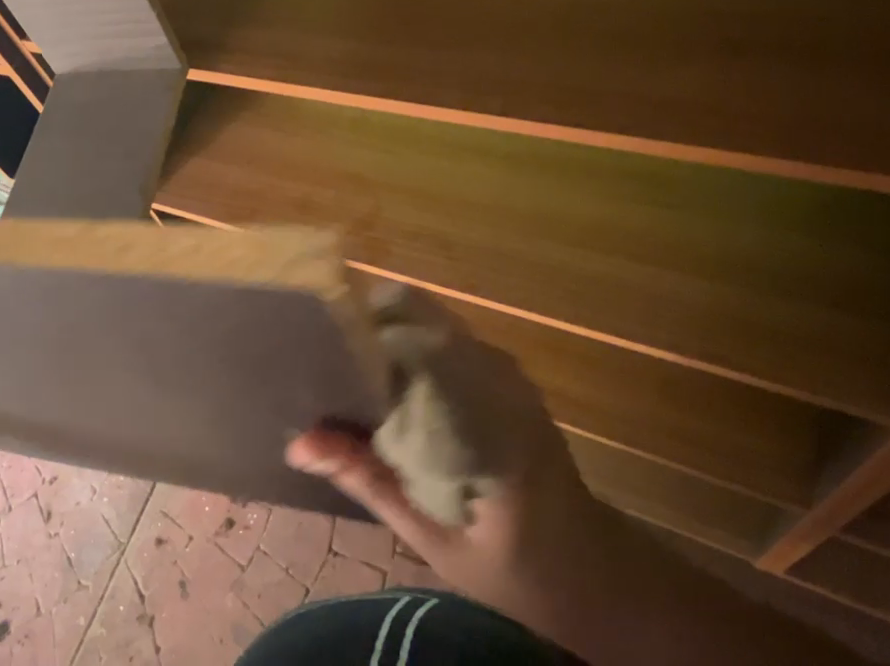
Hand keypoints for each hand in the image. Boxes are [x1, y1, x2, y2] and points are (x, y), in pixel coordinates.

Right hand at [286, 320, 620, 618]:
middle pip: (420, 320)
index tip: (313, 342)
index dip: (362, 335)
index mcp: (489, 422)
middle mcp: (502, 380)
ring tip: (335, 358)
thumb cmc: (515, 566)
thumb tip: (296, 442)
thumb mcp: (432, 537)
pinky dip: (407, 348)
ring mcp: (509, 372)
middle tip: (314, 351)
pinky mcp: (508, 376)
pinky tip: (377, 375)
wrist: (592, 569)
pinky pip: (447, 341)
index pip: (417, 346)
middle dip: (366, 328)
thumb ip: (369, 481)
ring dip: (385, 334)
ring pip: (432, 324)